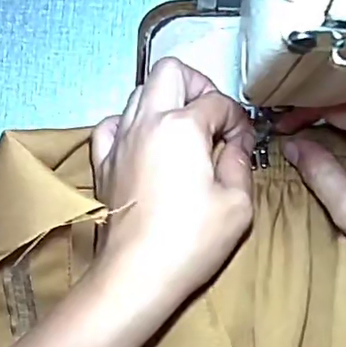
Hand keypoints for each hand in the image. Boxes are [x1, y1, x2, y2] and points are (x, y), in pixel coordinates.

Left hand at [88, 57, 254, 316]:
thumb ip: (240, 164)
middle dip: (198, 85)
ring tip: (182, 131)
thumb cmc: (190, 242)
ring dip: (165, 101)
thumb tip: (236, 147)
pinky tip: (143, 143)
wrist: (136, 275)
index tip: (243, 144)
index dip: (238, 120)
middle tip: (212, 117)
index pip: (218, 102)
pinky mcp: (102, 166)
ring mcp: (119, 142)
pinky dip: (128, 125)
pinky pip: (109, 126)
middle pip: (170, 71)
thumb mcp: (238, 205)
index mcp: (182, 126)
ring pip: (137, 93)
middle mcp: (145, 123)